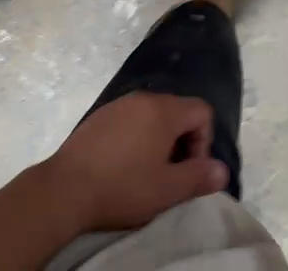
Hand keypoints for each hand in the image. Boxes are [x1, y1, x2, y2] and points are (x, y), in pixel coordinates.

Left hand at [44, 92, 229, 231]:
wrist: (65, 188)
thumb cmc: (122, 187)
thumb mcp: (166, 190)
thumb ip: (199, 177)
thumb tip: (222, 170)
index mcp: (163, 111)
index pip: (202, 111)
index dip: (204, 141)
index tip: (189, 169)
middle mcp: (142, 99)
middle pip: (178, 110)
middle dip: (182, 141)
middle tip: (169, 174)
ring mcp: (118, 104)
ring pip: (153, 114)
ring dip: (159, 139)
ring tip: (146, 171)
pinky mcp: (99, 115)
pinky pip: (130, 118)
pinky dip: (136, 136)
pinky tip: (123, 164)